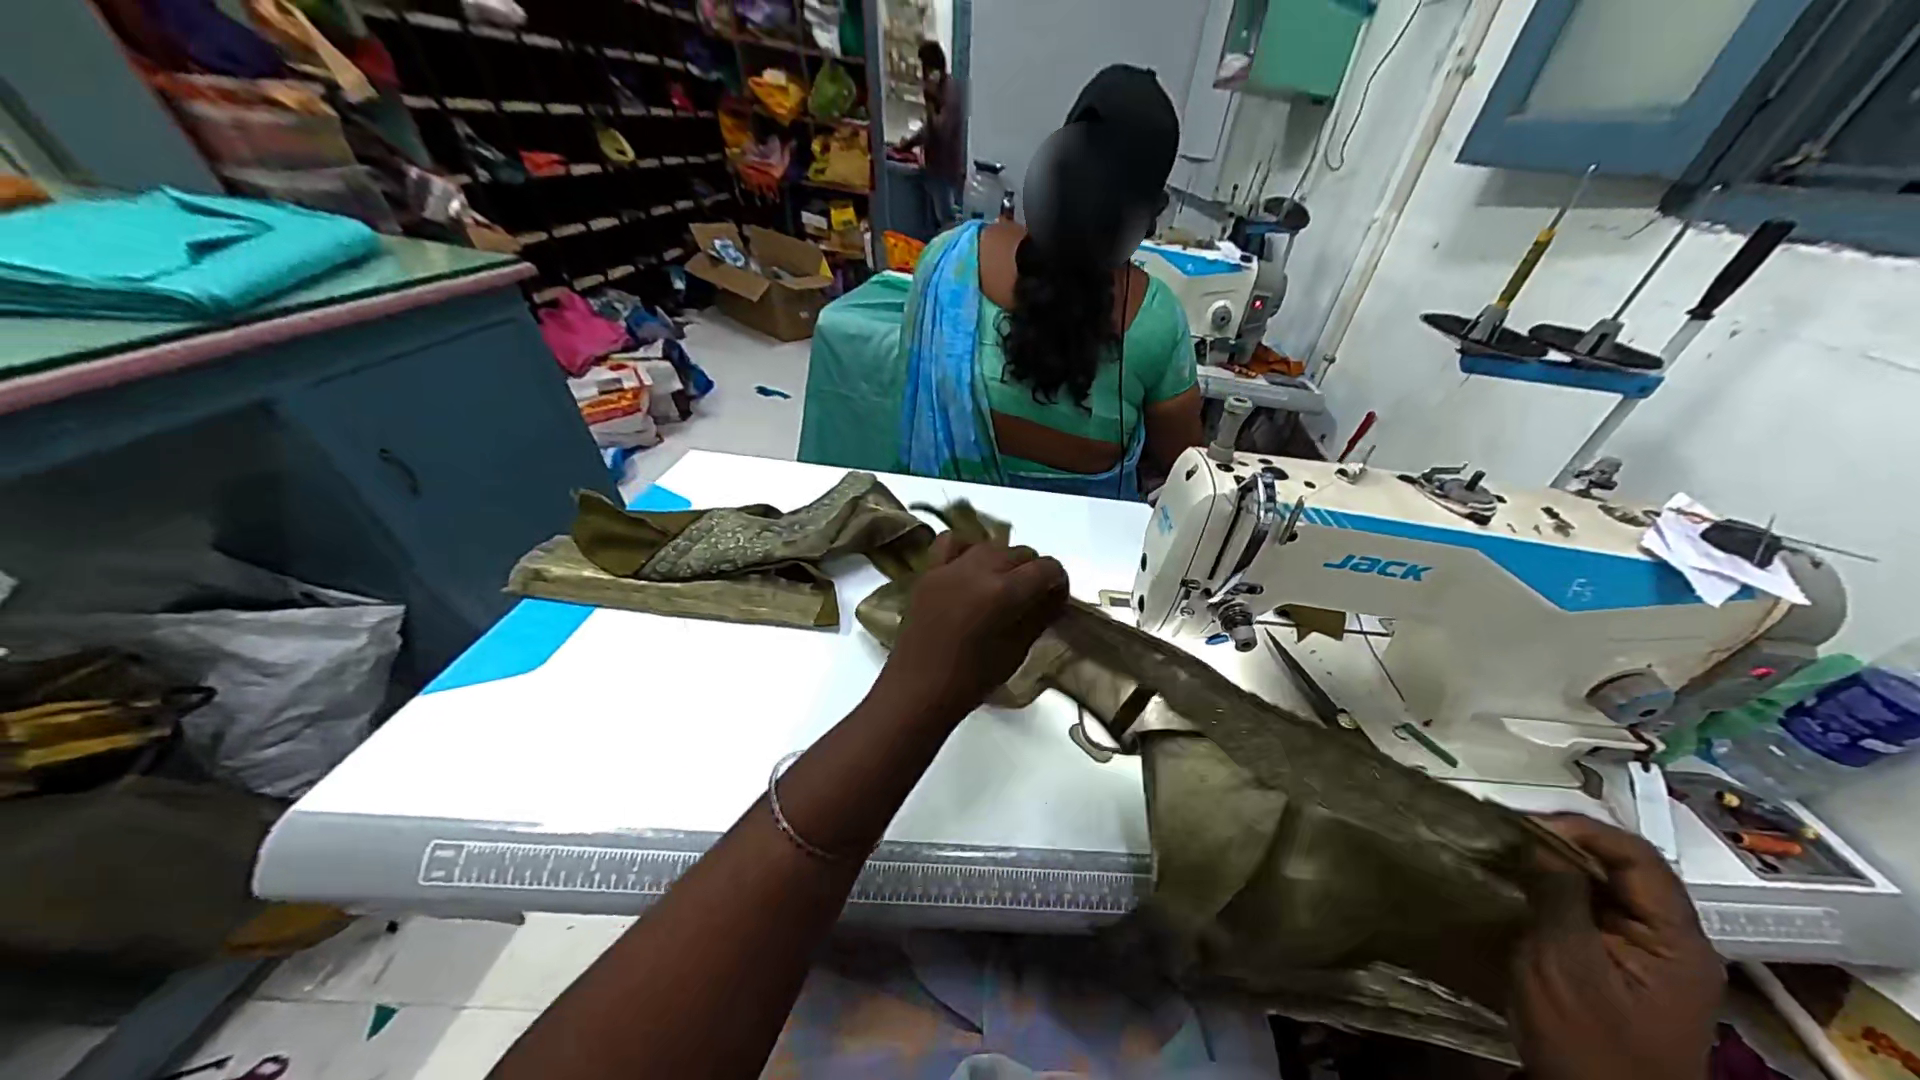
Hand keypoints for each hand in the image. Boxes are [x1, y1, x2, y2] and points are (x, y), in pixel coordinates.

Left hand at [880, 533, 1068, 714]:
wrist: (918, 690)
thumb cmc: (971, 680)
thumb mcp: (1016, 651)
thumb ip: (1039, 616)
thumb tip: (1054, 596)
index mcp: (1004, 592)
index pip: (1046, 567)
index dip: (1059, 580)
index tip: (1058, 597)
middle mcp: (978, 569)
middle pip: (1019, 553)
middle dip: (1033, 571)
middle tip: (1033, 596)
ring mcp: (949, 568)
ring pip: (989, 545)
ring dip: (1003, 560)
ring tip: (1002, 585)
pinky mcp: (928, 572)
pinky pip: (952, 544)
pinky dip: (967, 549)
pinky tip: (970, 570)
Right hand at [1511, 814, 1724, 1079]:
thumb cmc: (1587, 1040)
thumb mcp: (1565, 964)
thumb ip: (1556, 895)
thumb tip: (1537, 837)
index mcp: (1676, 940)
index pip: (1639, 858)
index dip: (1582, 830)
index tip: (1523, 824)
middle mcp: (1672, 939)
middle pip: (1625, 868)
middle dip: (1564, 842)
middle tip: (1506, 832)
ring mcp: (1647, 952)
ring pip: (1606, 886)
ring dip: (1556, 863)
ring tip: (1506, 850)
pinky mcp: (1619, 962)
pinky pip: (1592, 908)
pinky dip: (1555, 887)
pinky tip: (1519, 883)